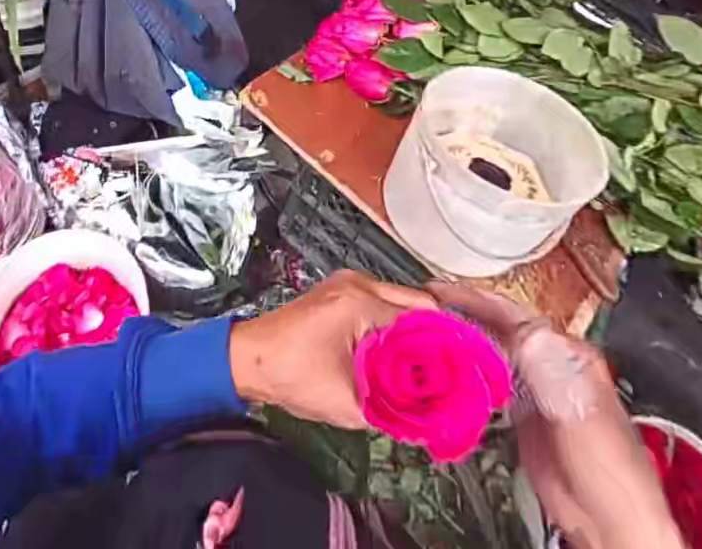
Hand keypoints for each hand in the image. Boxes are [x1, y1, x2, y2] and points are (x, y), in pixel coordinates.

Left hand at [229, 271, 435, 429]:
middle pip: (416, 302)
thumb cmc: (291, 376)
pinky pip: (381, 301)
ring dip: (412, 329)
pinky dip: (393, 323)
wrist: (247, 358)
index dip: (440, 347)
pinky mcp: (341, 289)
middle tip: (442, 369)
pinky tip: (395, 352)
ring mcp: (349, 281)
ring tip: (420, 364)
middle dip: (432, 334)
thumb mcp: (345, 403)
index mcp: (362, 302)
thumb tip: (425, 420)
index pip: (420, 319)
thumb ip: (389, 410)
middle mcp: (360, 282)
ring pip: (399, 300)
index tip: (454, 373)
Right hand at [430, 283, 682, 548]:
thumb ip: (550, 371)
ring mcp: (536, 386)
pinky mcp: (525, 412)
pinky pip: (492, 379)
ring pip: (493, 350)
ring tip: (429, 327)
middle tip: (426, 303)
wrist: (610, 523)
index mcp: (567, 352)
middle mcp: (550, 361)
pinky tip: (450, 365)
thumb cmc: (607, 469)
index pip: (514, 316)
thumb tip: (525, 330)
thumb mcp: (578, 413)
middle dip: (465, 311)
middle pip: (500, 327)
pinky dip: (469, 367)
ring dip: (464, 336)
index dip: (477, 301)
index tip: (442, 292)